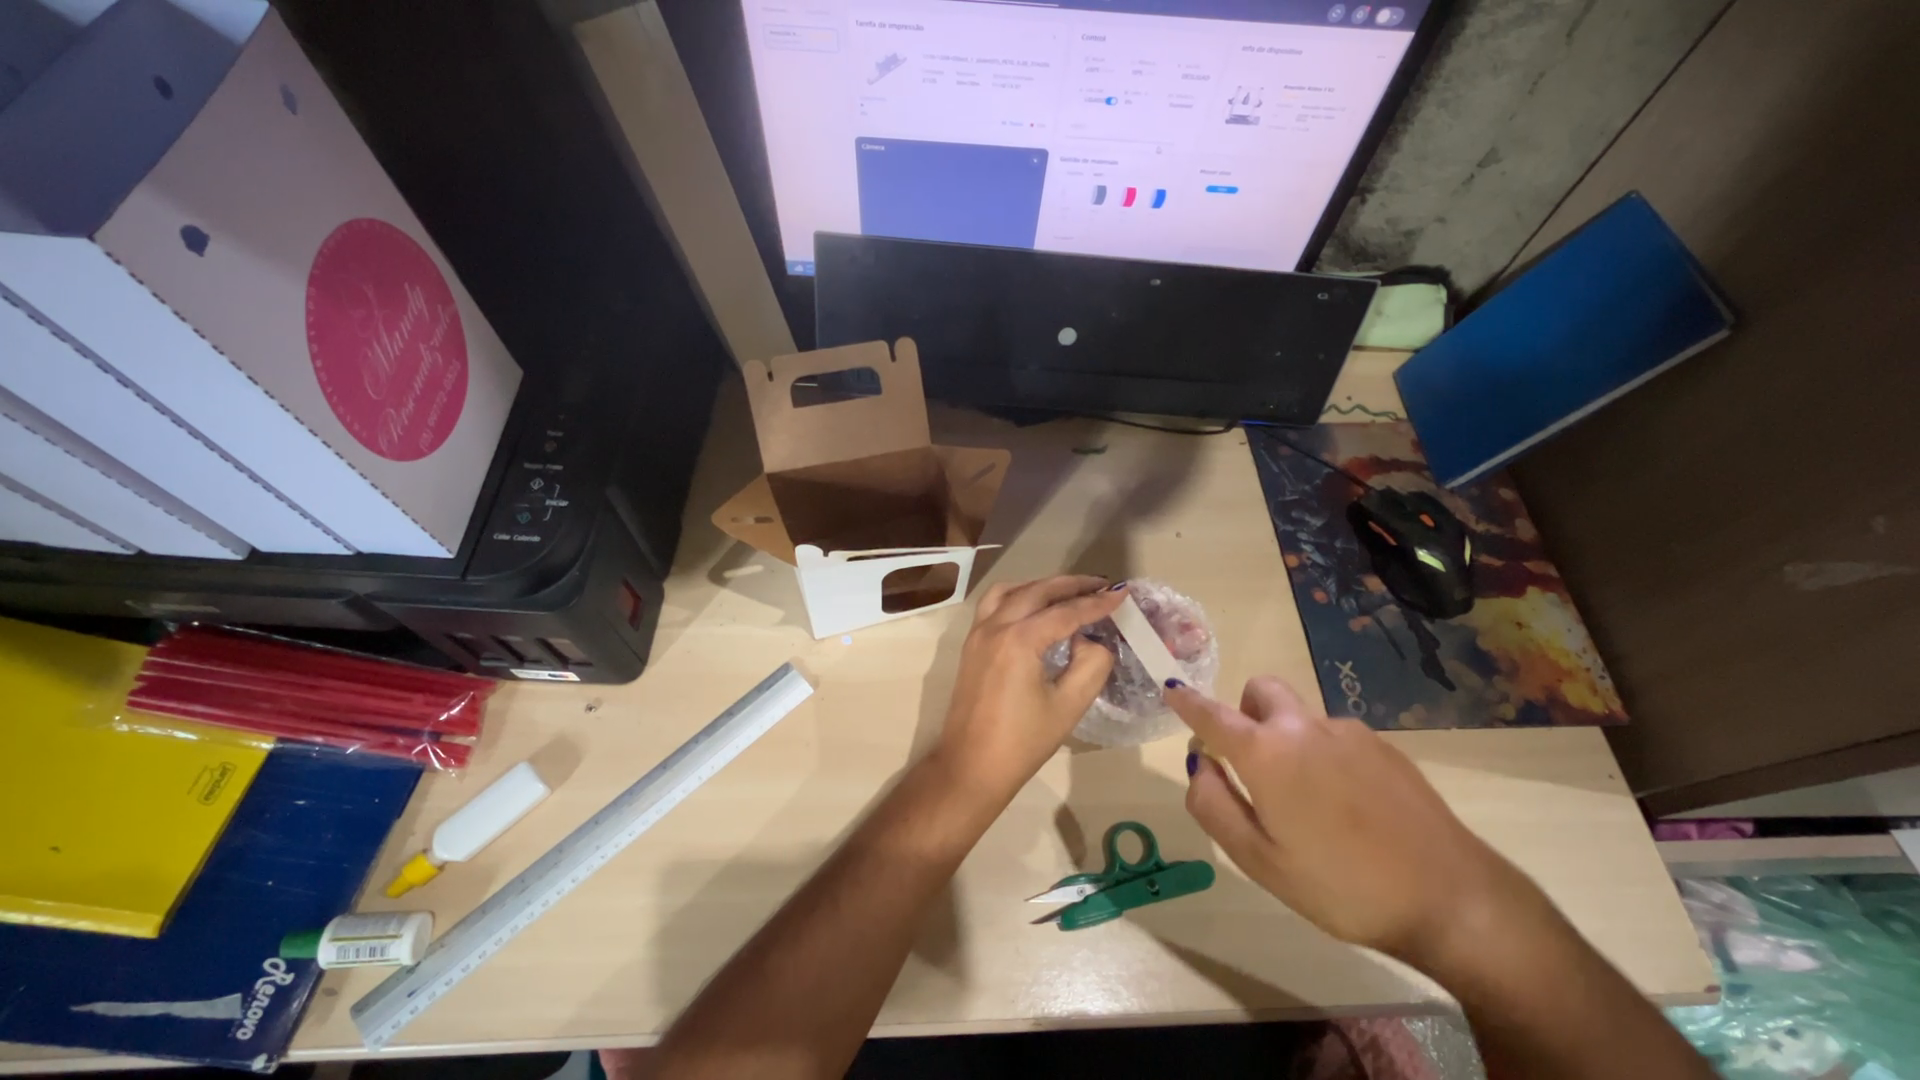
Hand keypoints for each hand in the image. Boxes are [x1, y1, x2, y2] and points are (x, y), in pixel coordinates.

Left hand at [933, 576, 1126, 799]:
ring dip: (1041, 586)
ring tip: (1069, 592)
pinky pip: (994, 604)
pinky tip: (1036, 608)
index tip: (1122, 593)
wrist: (971, 766)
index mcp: (1019, 640)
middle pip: (1037, 591)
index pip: (1066, 612)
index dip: (1097, 602)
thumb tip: (1091, 641)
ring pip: (1011, 591)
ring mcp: (978, 634)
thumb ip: (1091, 665)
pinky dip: (1018, 596)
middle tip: (1101, 585)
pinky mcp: (971, 645)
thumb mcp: (1069, 706)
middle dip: (1071, 585)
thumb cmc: (1022, 742)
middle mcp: (995, 627)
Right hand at [1168, 676, 1544, 973]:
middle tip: (1250, 763)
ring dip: (1287, 738)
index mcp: (1267, 753)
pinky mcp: (1386, 748)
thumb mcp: (1259, 861)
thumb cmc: (1340, 885)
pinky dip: (1323, 755)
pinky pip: (1336, 737)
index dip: (1187, 703)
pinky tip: (1347, 809)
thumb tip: (1201, 766)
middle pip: (1262, 691)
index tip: (1171, 691)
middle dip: (1244, 712)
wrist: (1449, 897)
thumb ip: (1215, 807)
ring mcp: (1351, 734)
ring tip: (1306, 804)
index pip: (1213, 715)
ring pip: (1301, 717)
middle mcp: (1306, 728)